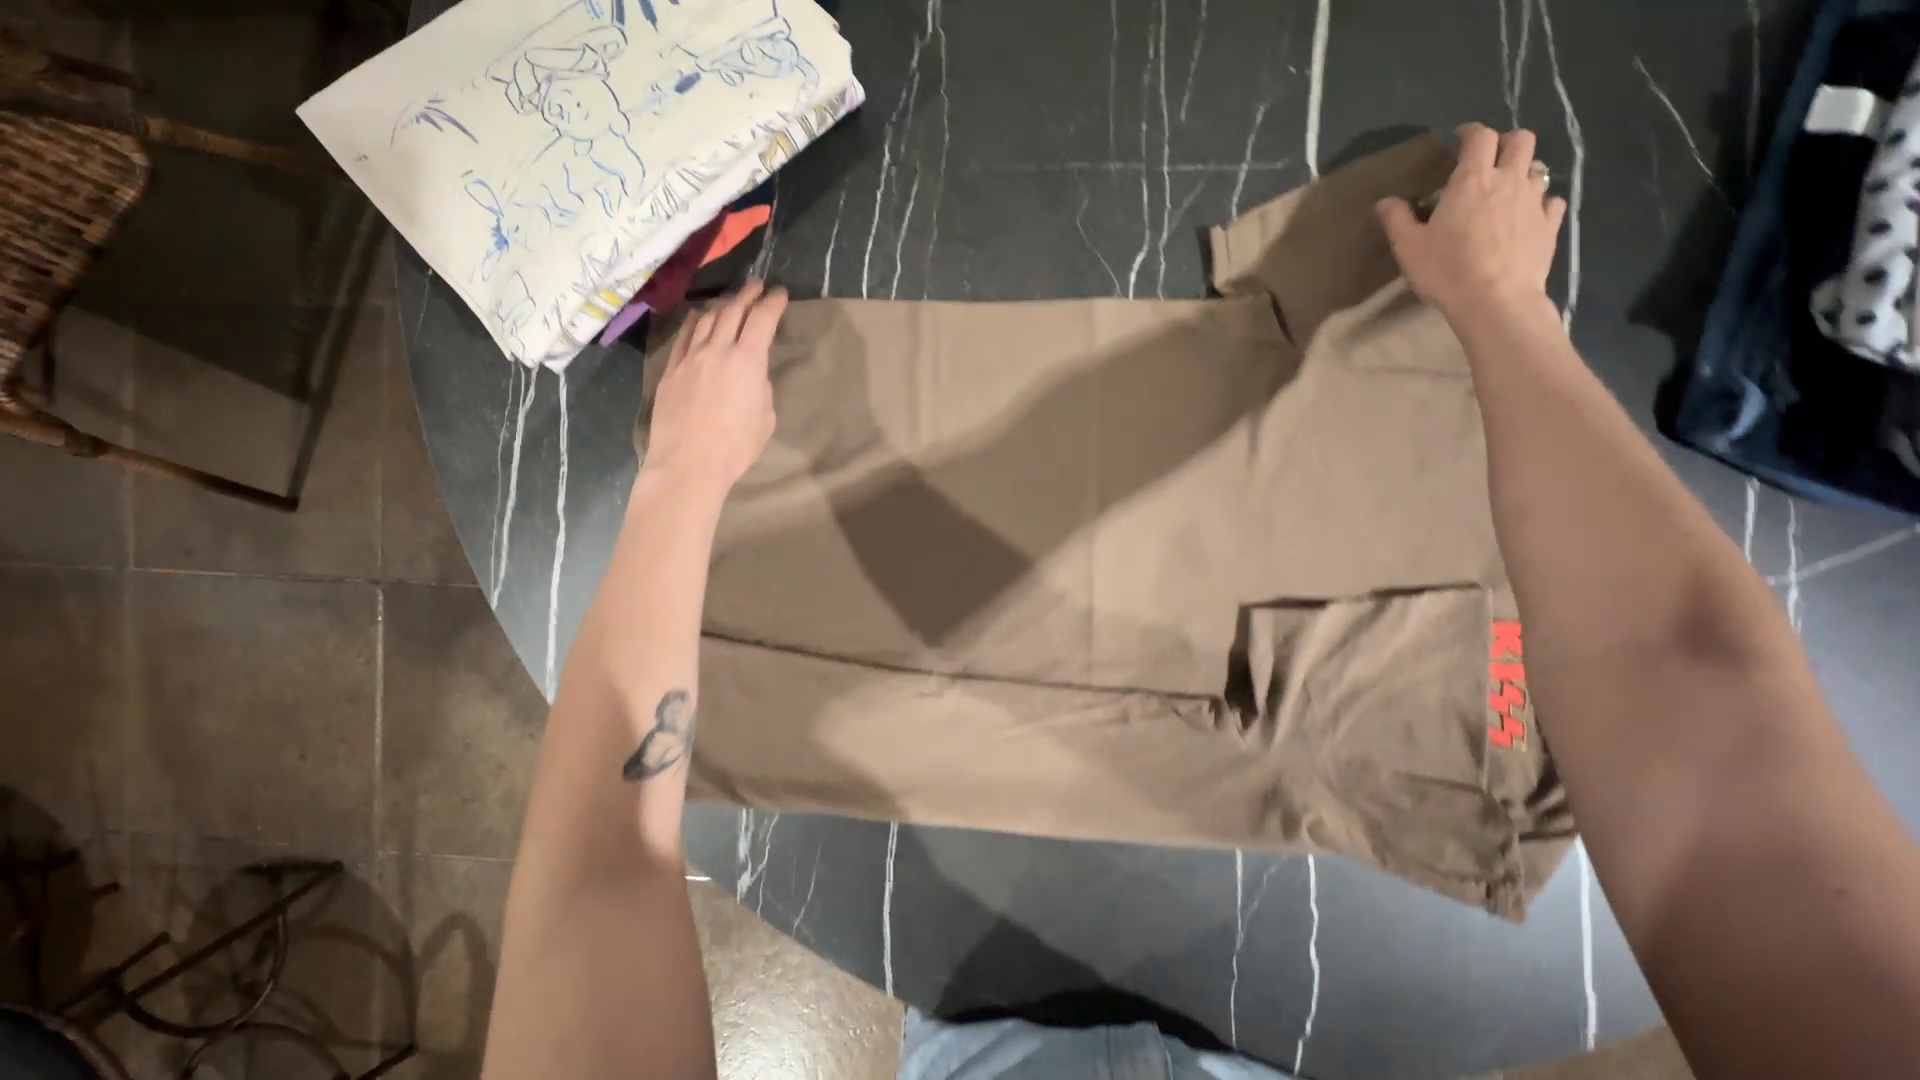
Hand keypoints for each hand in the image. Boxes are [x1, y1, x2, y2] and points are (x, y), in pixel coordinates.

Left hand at [642, 280, 787, 492]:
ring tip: (731, 302)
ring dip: (722, 306)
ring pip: (706, 319)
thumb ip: (761, 389)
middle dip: (748, 295)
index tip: (780, 294)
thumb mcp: (765, 418)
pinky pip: (684, 337)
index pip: (762, 319)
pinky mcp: (671, 371)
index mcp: (747, 361)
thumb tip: (752, 376)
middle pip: (733, 311)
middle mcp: (717, 350)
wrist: (688, 463)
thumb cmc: (736, 447)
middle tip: (757, 287)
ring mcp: (690, 358)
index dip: (773, 303)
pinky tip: (699, 319)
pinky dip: (695, 323)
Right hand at [1376, 123, 1567, 320]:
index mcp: (1473, 180)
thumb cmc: (1447, 270)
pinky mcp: (1549, 225)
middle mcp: (1509, 180)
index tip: (1460, 140)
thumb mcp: (1408, 247)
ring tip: (1508, 188)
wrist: (1495, 300)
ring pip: (1539, 168)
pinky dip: (1540, 202)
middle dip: (1506, 141)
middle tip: (1490, 157)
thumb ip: (1397, 219)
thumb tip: (1386, 201)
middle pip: (1521, 140)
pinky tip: (1529, 215)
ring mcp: (1534, 201)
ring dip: (1524, 170)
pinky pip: (1551, 201)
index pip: (1480, 137)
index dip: (1471, 133)